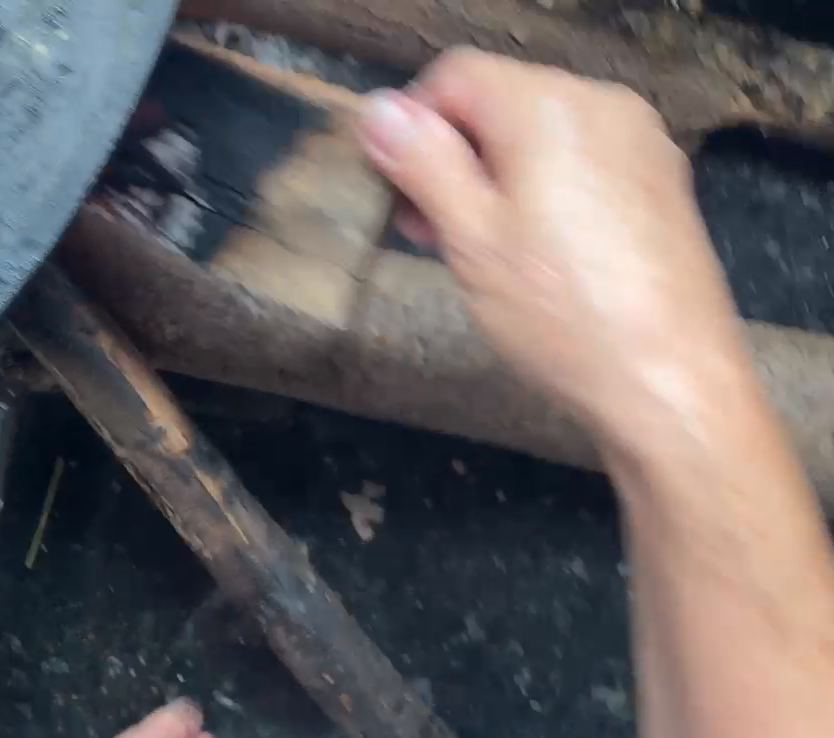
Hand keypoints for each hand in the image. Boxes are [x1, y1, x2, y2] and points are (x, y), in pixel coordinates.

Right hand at [357, 49, 750, 451]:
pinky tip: (508, 245)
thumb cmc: (552, 307)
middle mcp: (601, 106)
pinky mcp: (643, 177)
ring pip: (525, 131)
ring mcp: (630, 140)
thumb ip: (423, 164)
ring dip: (476, 176)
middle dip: (442, 154)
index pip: (456, 75)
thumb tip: (377, 110)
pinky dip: (520, 187)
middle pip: (493, 99)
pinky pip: (564, 157)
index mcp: (551, 111)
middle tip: (418, 226)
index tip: (390, 187)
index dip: (409, 125)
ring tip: (457, 242)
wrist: (656, 366)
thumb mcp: (468, 235)